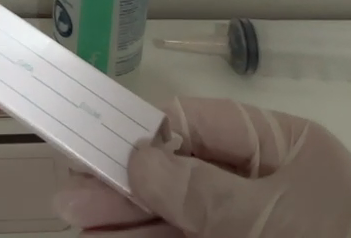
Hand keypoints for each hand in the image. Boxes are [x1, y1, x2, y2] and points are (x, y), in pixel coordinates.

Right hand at [56, 98, 350, 237]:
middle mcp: (266, 184)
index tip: (92, 146)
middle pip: (181, 174)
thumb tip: (136, 155)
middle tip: (70, 197)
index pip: (196, 123)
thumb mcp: (273, 220)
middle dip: (124, 184)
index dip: (144, 134)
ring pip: (182, 217)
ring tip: (77, 223)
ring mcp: (259, 228)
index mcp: (281, 146)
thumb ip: (201, 191)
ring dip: (130, 220)